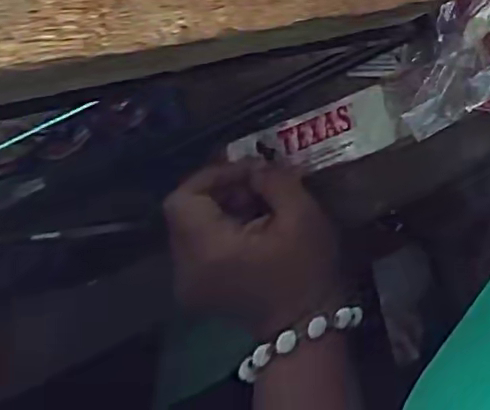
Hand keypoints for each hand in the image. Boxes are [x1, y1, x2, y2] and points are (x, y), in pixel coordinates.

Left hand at [163, 161, 344, 337]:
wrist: (304, 322)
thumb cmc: (306, 265)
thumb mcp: (301, 213)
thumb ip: (275, 181)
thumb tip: (256, 167)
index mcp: (208, 251)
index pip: (182, 200)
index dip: (213, 174)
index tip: (250, 168)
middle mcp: (186, 269)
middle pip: (184, 212)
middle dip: (221, 188)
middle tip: (260, 180)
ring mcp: (188, 282)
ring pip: (191, 226)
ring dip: (222, 204)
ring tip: (261, 200)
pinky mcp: (197, 287)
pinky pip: (198, 243)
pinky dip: (222, 224)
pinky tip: (254, 223)